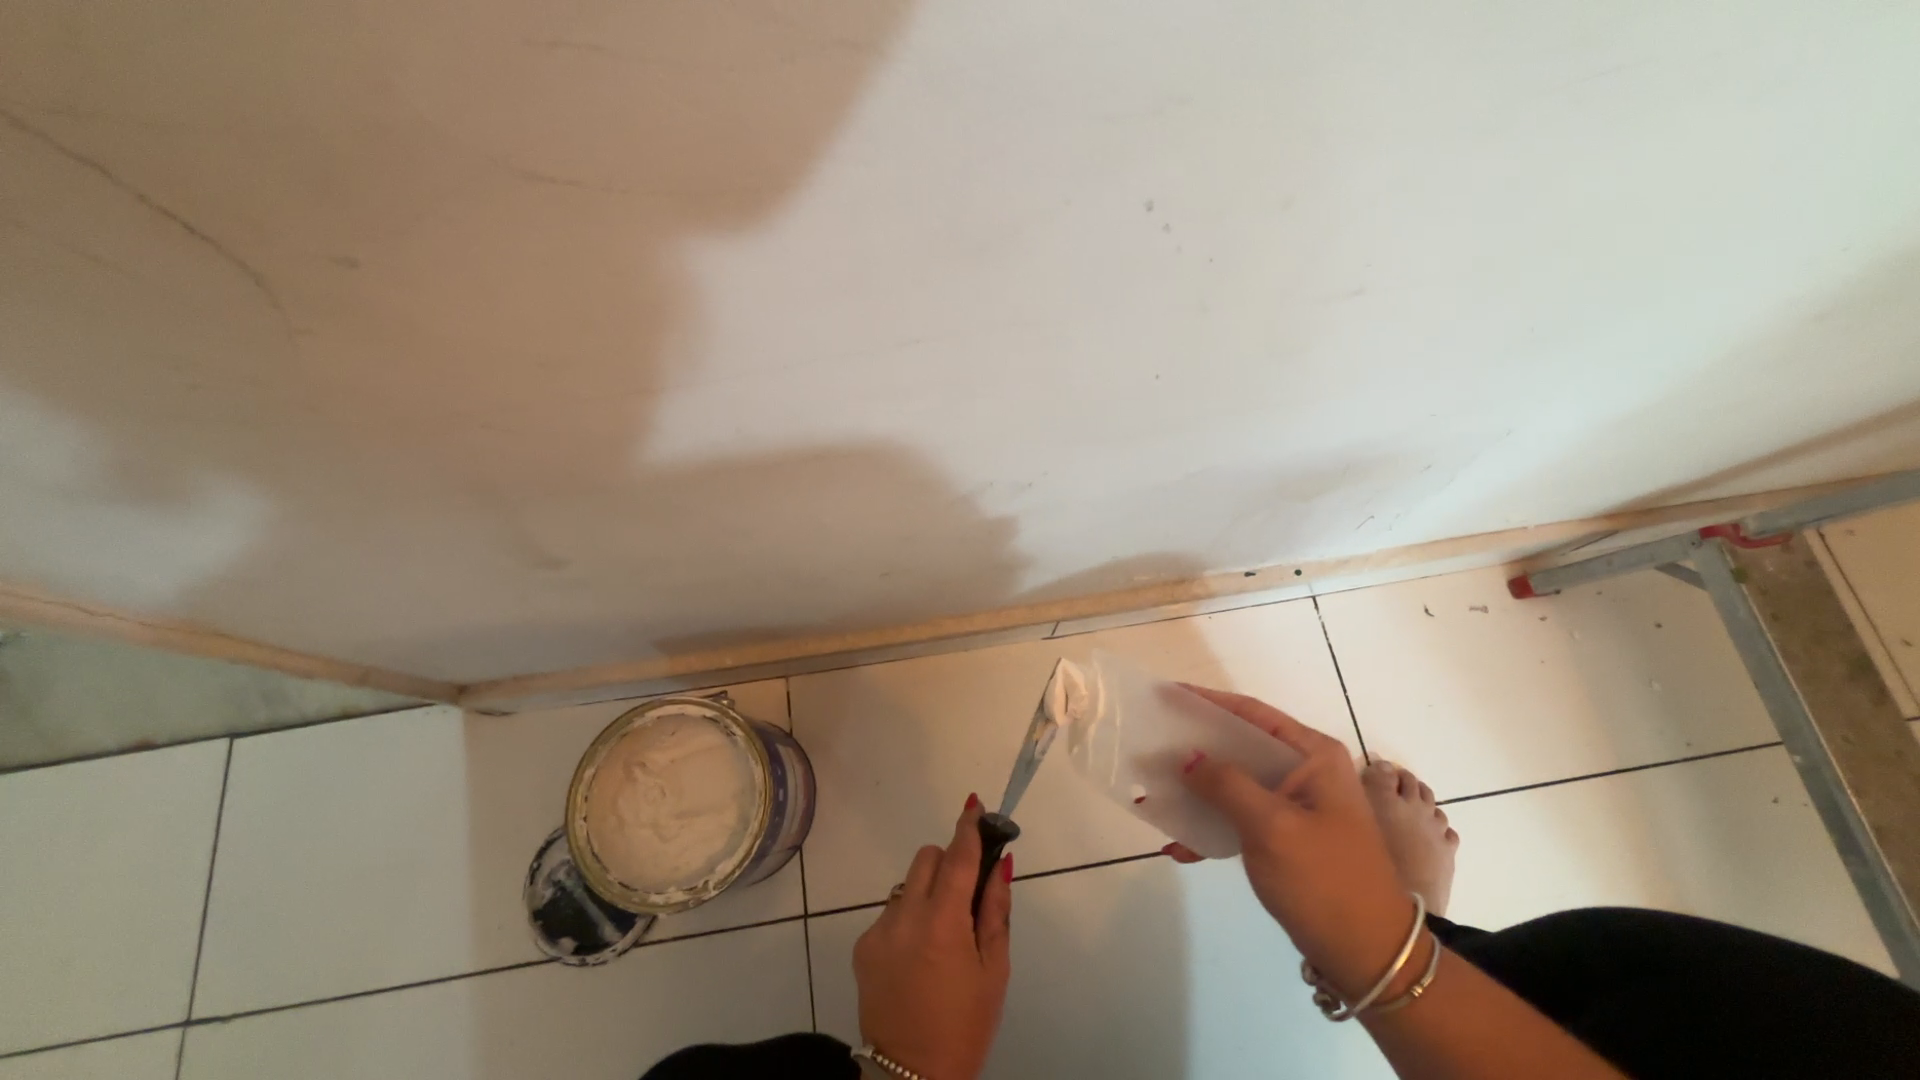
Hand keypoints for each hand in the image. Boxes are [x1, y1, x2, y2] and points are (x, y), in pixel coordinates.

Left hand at [853, 795, 1012, 1079]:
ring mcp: (878, 930)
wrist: (912, 1074)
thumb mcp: (994, 969)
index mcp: (942, 923)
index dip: (968, 828)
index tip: (975, 806)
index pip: (957, 858)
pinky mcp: (862, 946)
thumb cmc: (966, 1024)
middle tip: (965, 892)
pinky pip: (890, 913)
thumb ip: (995, 910)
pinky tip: (918, 956)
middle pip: (925, 859)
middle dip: (947, 863)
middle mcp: (904, 917)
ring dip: (927, 893)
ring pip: (907, 885)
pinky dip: (908, 919)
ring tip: (941, 935)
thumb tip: (999, 863)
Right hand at [1168, 686, 1417, 1001]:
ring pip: (1236, 783)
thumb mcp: (1271, 827)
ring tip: (1154, 793)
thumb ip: (1226, 784)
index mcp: (1313, 756)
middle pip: (1240, 746)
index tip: (1166, 695)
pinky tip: (1179, 846)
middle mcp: (1307, 772)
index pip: (1252, 713)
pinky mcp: (1287, 838)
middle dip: (1195, 748)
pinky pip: (1240, 818)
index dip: (1207, 702)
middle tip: (1151, 744)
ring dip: (1197, 790)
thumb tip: (1188, 758)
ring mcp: (1297, 806)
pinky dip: (1211, 828)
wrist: (1370, 954)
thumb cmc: (1325, 880)